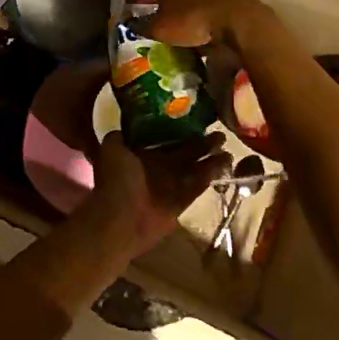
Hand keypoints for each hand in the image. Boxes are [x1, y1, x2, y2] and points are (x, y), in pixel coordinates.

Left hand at [77, 132, 229, 256]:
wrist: (118, 220)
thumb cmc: (116, 182)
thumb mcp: (111, 150)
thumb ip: (118, 137)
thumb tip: (126, 125)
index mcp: (142, 156)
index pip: (165, 140)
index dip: (180, 130)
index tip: (196, 119)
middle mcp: (158, 170)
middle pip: (184, 153)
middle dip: (201, 144)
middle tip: (220, 133)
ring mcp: (170, 187)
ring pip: (194, 170)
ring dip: (210, 160)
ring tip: (228, 150)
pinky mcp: (180, 203)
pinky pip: (197, 187)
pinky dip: (210, 177)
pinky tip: (225, 165)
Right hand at [124, 0, 272, 48]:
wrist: (236, 19)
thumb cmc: (191, 20)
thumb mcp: (159, 28)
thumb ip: (141, 26)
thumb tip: (128, 24)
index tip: (120, 8)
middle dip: (148, 1)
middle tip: (138, 16)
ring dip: (167, 8)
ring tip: (159, 23)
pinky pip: (191, 6)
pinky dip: (184, 15)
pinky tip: (182, 27)